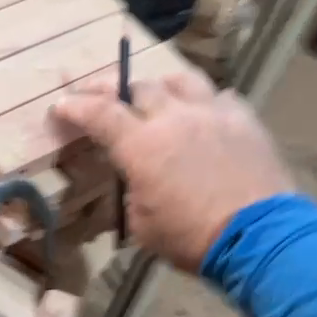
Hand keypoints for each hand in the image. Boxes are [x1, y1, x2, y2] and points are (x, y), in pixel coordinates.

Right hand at [53, 68, 295, 270]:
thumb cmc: (189, 237)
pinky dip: (203, 100)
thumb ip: (133, 189)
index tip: (61, 104)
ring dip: (159, 84)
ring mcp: (212, 113)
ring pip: (180, 80)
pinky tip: (201, 111)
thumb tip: (138, 177)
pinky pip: (219, 96)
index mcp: (141, 147)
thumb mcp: (141, 223)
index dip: (76, 107)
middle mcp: (173, 118)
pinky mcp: (244, 119)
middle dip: (111, 87)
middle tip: (97, 91)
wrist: (255, 235)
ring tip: (152, 90)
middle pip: (137, 86)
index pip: (100, 115)